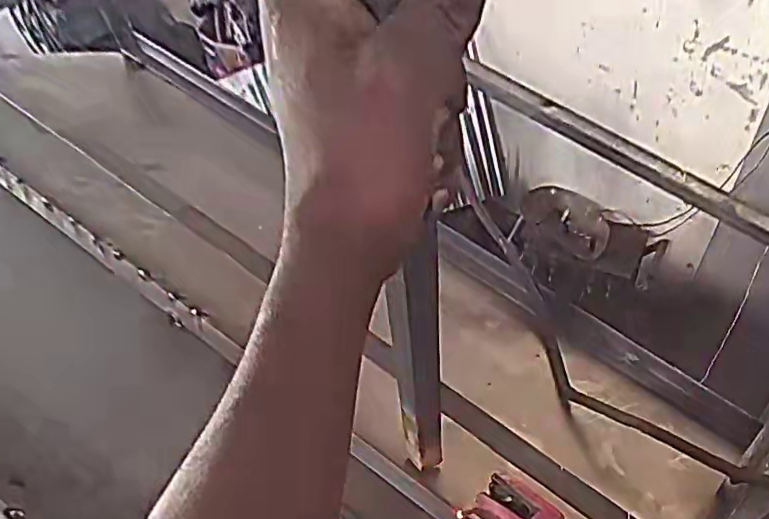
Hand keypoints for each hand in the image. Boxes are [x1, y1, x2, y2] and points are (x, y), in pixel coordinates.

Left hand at [262, 0, 479, 276]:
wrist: (352, 244)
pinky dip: (429, 135)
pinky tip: (422, 157)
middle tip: (430, 98)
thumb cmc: (354, 175)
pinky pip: (414, 107)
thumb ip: (439, 16)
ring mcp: (342, 84)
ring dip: (437, 110)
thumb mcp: (409, 73)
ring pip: (417, 67)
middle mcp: (317, 38)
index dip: (425, 14)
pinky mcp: (364, 123)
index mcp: (307, 3)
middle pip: (406, 21)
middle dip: (436, 67)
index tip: (443, 33)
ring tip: (423, 139)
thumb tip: (461, 2)